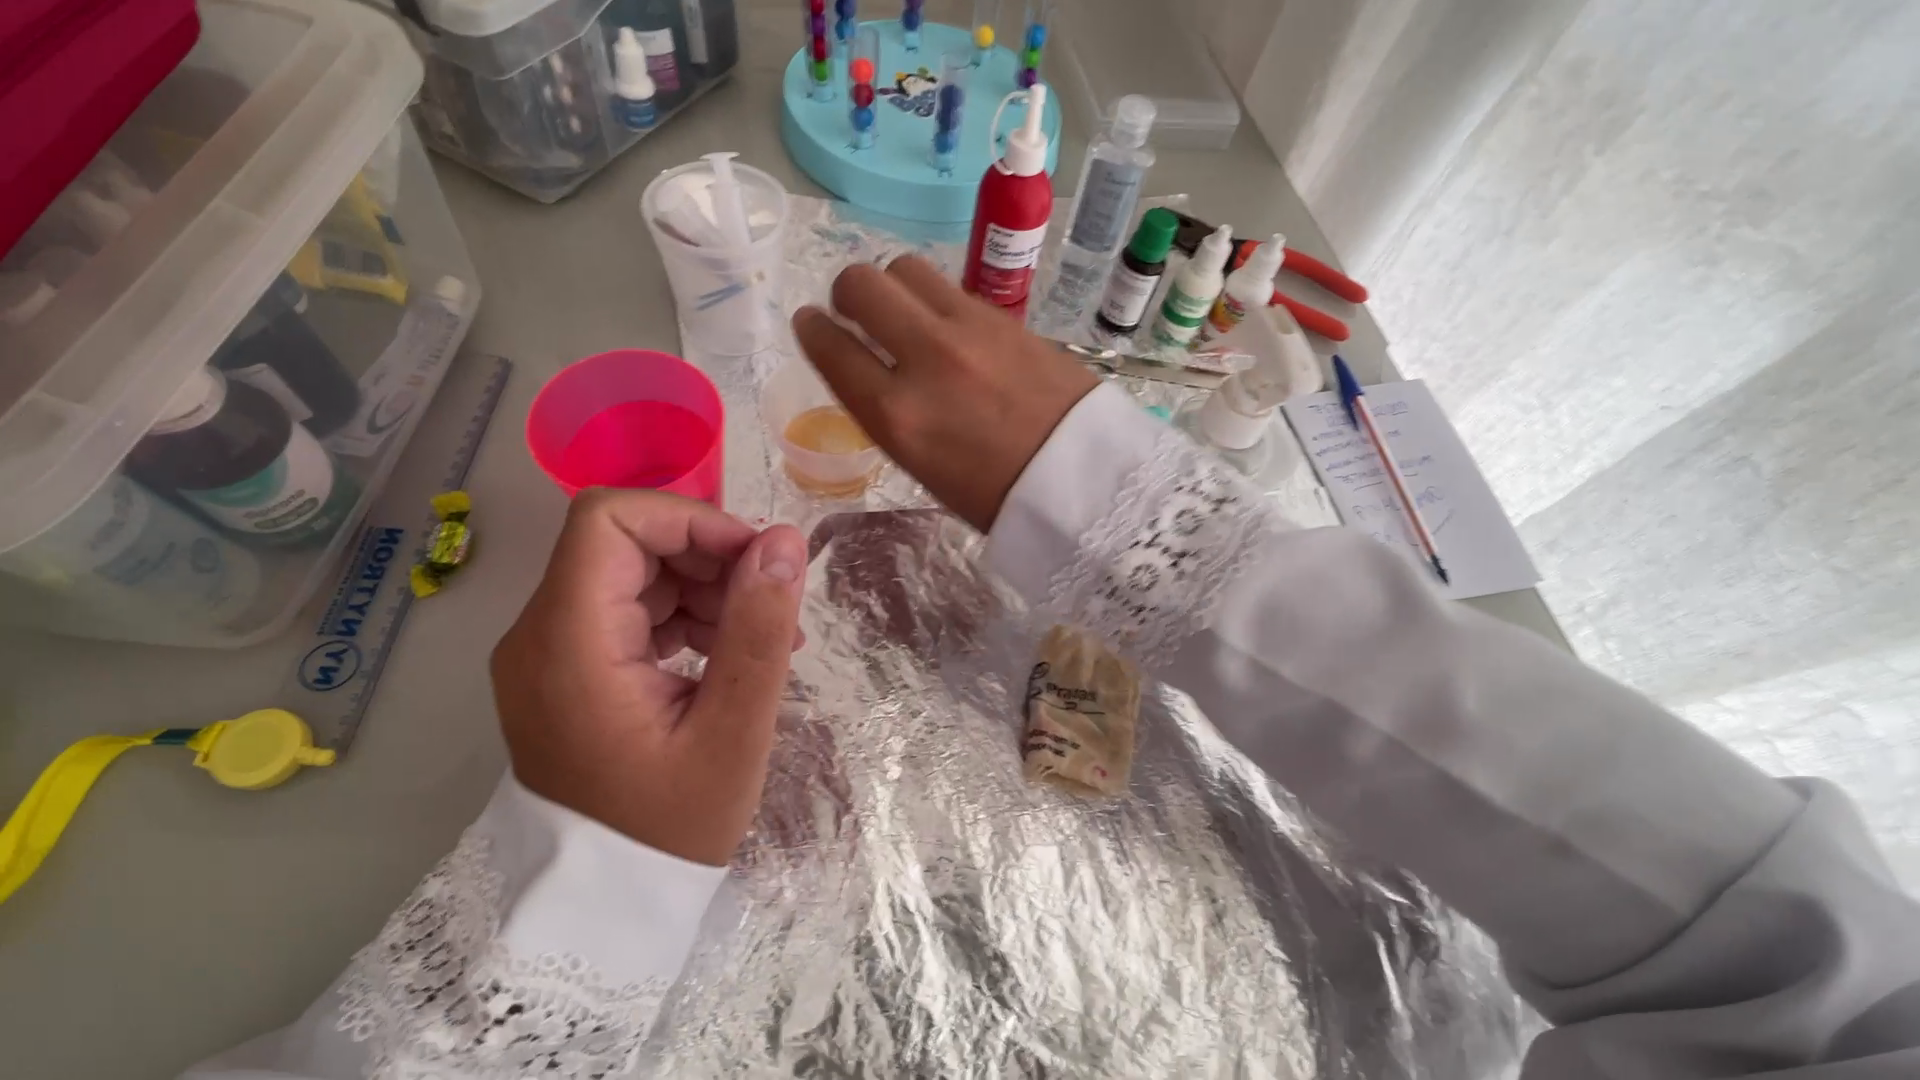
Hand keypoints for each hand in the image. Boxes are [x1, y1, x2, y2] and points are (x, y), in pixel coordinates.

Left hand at [490, 489, 805, 865]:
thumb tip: (784, 540)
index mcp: (568, 644)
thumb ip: (758, 630)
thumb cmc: (670, 827)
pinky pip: (622, 612)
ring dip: (700, 587)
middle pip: (622, 543)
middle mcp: (539, 635)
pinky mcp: (563, 672)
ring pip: (627, 573)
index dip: (689, 519)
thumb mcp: (733, 733)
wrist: (605, 903)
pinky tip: (726, 653)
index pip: (610, 519)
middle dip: (706, 558)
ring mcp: (546, 654)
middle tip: (771, 608)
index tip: (754, 560)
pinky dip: (679, 616)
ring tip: (761, 639)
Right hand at [790, 256, 1099, 531]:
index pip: (831, 347)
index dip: (813, 329)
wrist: (1083, 482)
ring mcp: (967, 330)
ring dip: (892, 285)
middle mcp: (924, 360)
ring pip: (904, 268)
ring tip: (904, 311)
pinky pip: (949, 287)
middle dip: (847, 294)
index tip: (812, 323)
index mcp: (896, 416)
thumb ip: (890, 411)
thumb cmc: (996, 496)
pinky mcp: (1003, 317)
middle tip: (858, 312)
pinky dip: (934, 299)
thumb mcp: (923, 465)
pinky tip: (947, 324)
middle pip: (860, 284)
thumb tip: (875, 369)